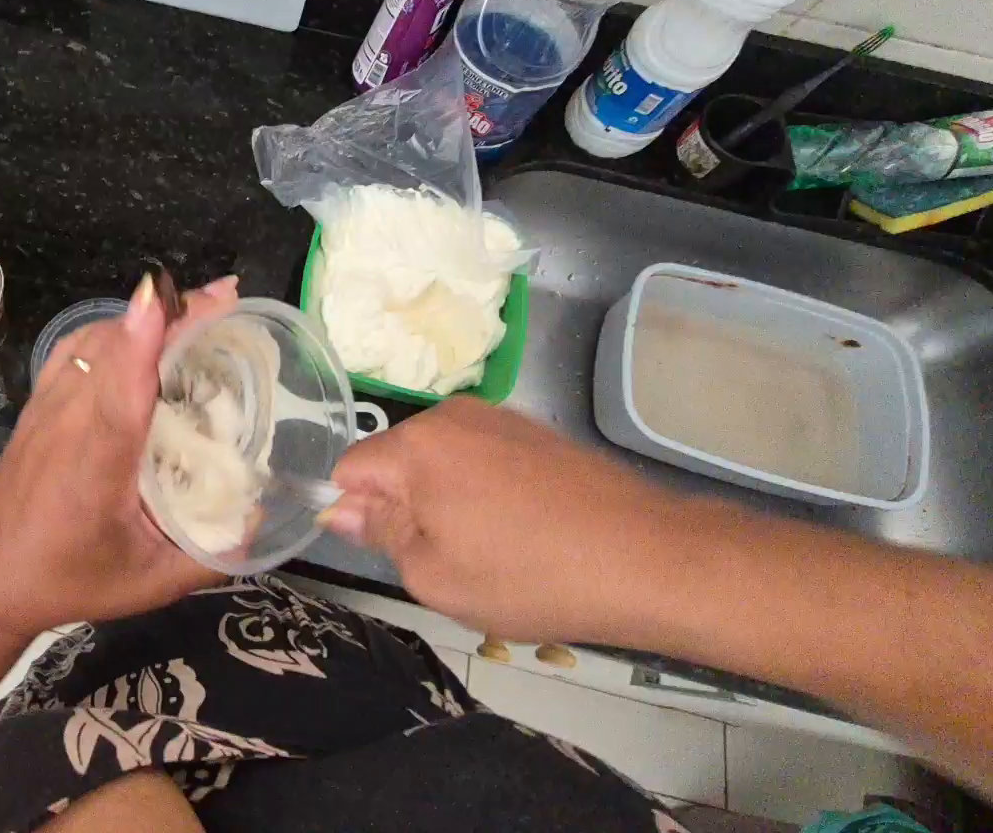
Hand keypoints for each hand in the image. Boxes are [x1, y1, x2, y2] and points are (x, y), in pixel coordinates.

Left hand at [0, 275, 237, 638]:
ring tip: (194, 312)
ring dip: (144, 317)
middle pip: (118, 344)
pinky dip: (112, 331)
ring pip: (97, 338)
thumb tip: (260, 520)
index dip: (151, 331)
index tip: (188, 295)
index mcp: (99, 456)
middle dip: (172, 311)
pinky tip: (137, 336)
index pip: (124, 380)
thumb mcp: (150, 582)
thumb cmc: (72, 578)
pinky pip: (76, 348)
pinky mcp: (38, 402)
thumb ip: (209, 556)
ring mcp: (49, 403)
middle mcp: (70, 416)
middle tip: (227, 298)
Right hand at [321, 398, 689, 643]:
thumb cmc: (530, 576)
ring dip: (443, 495)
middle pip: (394, 459)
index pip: (350, 468)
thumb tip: (342, 510)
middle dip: (403, 502)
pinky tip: (523, 524)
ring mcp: (496, 417)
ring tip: (492, 543)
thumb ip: (379, 535)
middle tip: (447, 554)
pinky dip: (482, 486)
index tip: (394, 547)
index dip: (358, 511)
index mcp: (415, 447)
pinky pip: (479, 454)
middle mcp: (449, 416)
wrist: (650, 558)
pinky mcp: (532, 429)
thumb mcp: (435, 576)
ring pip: (438, 457)